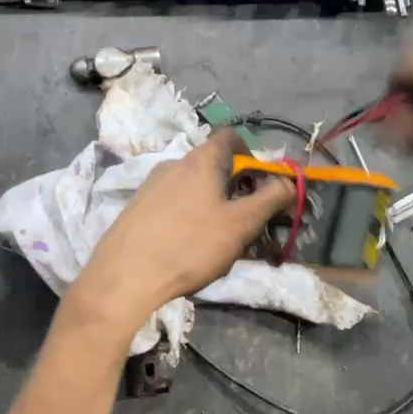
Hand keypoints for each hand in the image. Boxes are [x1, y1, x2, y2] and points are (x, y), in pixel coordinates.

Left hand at [66, 130, 293, 336]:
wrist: (124, 276)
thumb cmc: (190, 245)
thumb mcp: (240, 225)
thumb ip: (270, 199)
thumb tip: (288, 181)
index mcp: (201, 160)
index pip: (231, 137)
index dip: (251, 155)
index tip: (260, 184)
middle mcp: (174, 163)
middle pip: (213, 164)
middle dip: (234, 187)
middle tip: (245, 220)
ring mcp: (151, 184)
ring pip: (192, 185)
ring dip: (211, 203)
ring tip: (217, 240)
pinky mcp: (136, 207)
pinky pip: (172, 202)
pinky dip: (187, 215)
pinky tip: (186, 247)